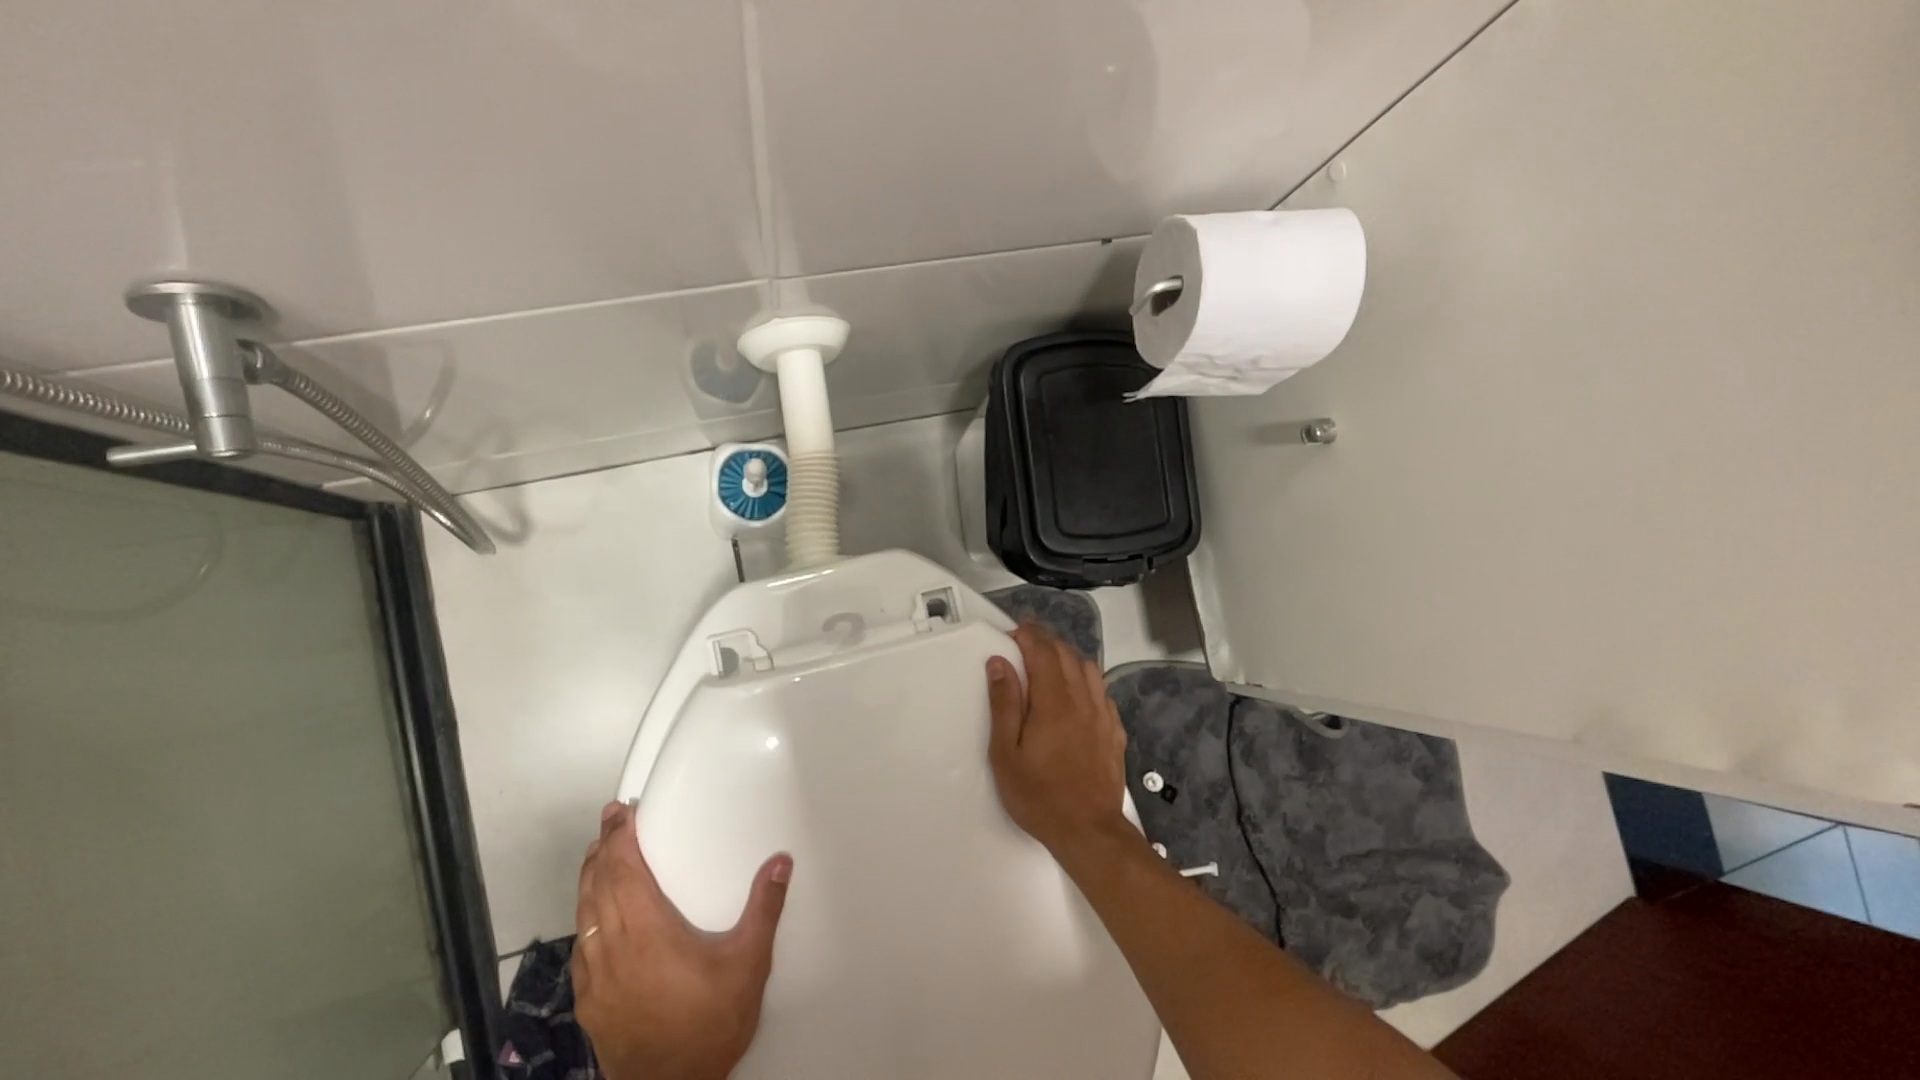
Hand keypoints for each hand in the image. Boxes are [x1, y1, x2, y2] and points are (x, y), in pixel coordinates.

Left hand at [572, 801, 792, 1079]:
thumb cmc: (709, 1024)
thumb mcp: (748, 965)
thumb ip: (764, 910)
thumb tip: (780, 863)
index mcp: (648, 931)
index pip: (624, 871)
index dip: (618, 837)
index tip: (619, 812)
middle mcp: (613, 948)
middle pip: (597, 887)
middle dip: (603, 850)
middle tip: (611, 824)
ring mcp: (595, 978)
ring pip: (584, 916)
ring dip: (590, 881)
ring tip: (600, 859)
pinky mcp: (589, 1002)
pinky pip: (581, 948)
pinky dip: (587, 920)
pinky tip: (596, 921)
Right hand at [986, 623, 1131, 854]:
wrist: (1089, 831)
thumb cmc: (1039, 796)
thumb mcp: (1006, 754)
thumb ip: (1004, 705)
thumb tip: (1000, 664)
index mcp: (1054, 703)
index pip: (1043, 652)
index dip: (1029, 636)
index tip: (1015, 631)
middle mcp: (1083, 701)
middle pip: (1067, 655)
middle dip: (1046, 642)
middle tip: (1026, 643)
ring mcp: (1103, 715)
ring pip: (1090, 669)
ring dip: (1068, 658)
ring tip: (1049, 664)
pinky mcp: (1114, 732)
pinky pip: (1102, 692)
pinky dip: (1086, 681)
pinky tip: (1076, 694)